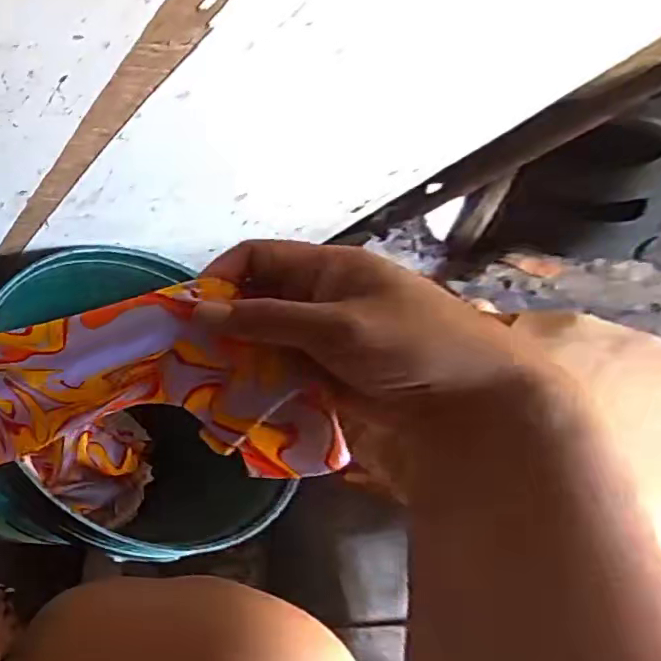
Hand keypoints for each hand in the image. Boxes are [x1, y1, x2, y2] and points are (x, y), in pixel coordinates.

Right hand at [195, 240, 555, 425]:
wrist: (472, 404)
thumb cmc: (414, 347)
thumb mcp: (336, 326)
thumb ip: (264, 318)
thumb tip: (196, 311)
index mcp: (328, 269)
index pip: (255, 257)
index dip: (219, 275)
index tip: (192, 308)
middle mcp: (315, 296)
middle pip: (247, 296)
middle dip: (216, 318)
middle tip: (188, 344)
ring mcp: (312, 333)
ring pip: (251, 333)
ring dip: (227, 349)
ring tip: (203, 370)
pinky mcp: (311, 366)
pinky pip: (264, 363)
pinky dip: (244, 372)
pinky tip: (228, 387)